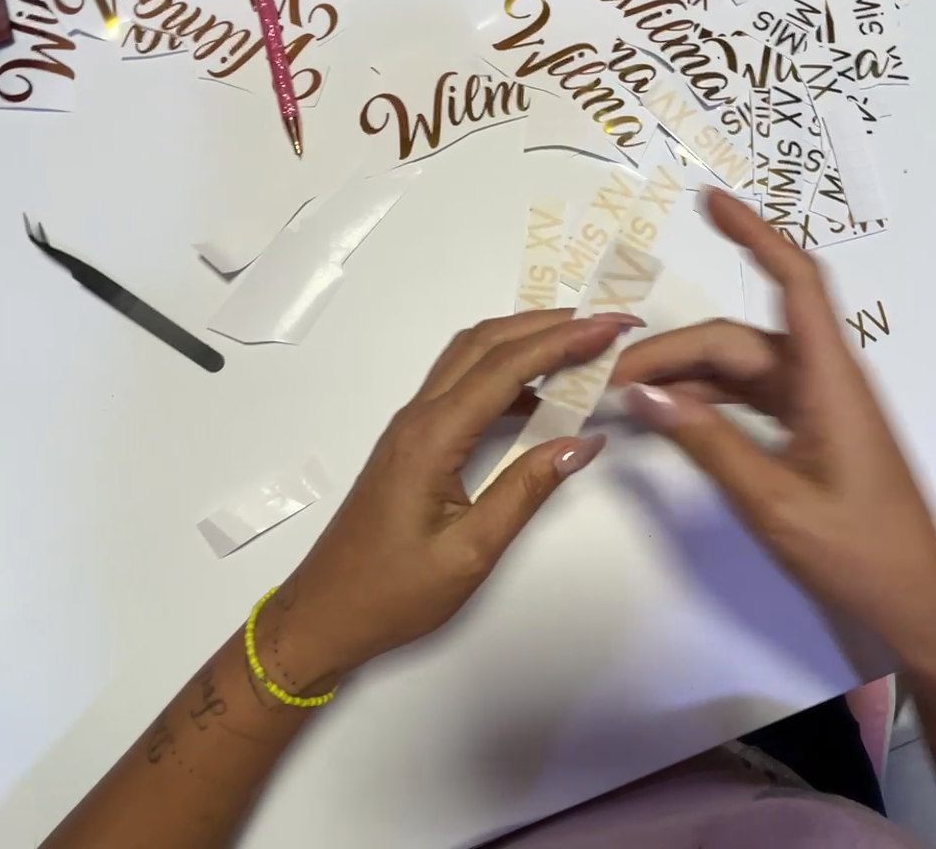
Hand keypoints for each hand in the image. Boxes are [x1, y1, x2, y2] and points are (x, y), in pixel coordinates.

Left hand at [253, 310, 637, 696]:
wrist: (324, 612)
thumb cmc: (394, 592)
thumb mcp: (471, 552)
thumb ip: (527, 489)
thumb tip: (584, 441)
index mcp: (433, 436)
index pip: (506, 367)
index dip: (563, 340)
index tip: (611, 327)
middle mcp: (419, 415)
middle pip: (486, 342)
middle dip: (548, 324)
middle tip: (604, 323)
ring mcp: (412, 423)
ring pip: (470, 355)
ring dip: (524, 339)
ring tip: (579, 344)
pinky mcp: (414, 439)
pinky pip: (463, 384)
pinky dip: (505, 372)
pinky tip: (538, 394)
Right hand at [611, 188, 935, 646]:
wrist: (913, 605)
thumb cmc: (858, 553)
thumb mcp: (774, 501)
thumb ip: (706, 443)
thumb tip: (642, 395)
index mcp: (829, 379)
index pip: (795, 282)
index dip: (754, 234)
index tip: (710, 201)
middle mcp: (820, 379)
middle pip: (736, 340)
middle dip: (671, 352)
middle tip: (610, 378)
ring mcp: (812, 405)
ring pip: (735, 368)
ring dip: (682, 376)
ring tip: (627, 393)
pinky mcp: (804, 429)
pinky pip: (744, 398)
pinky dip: (703, 402)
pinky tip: (667, 414)